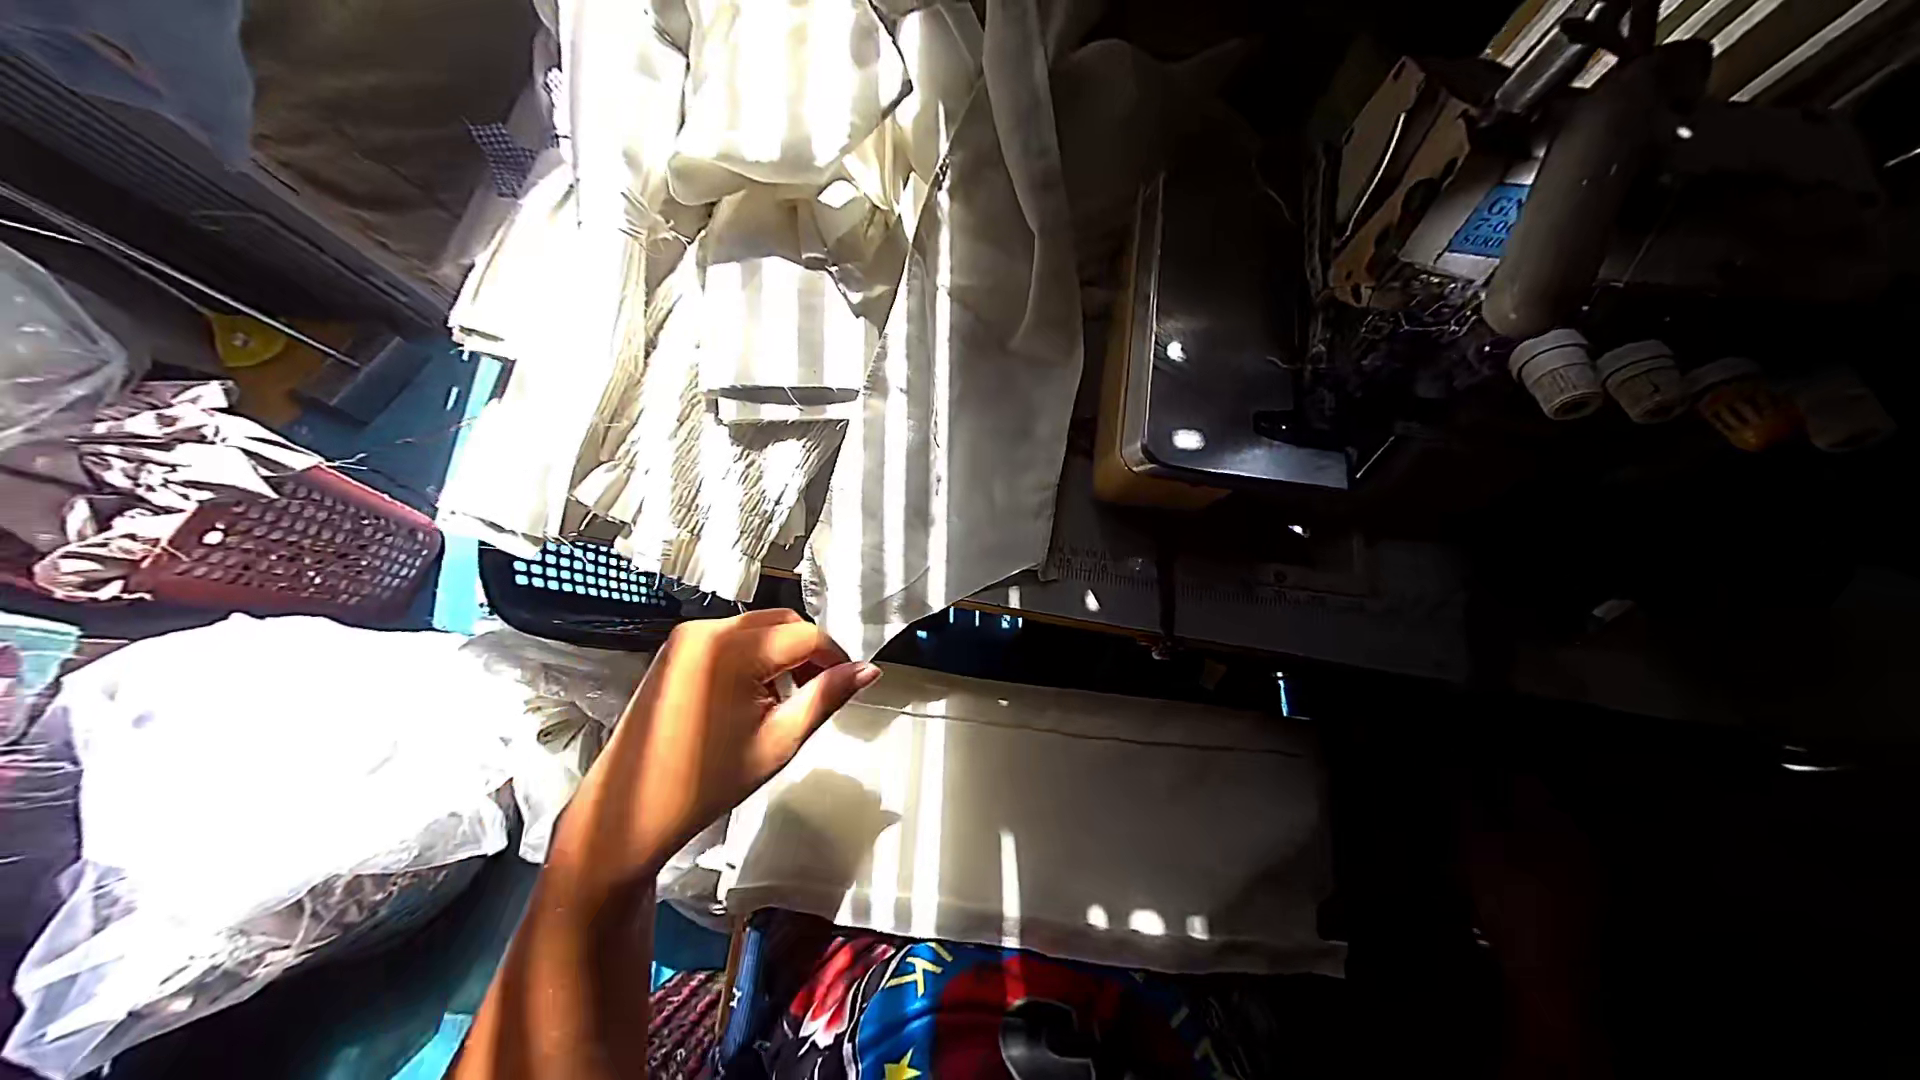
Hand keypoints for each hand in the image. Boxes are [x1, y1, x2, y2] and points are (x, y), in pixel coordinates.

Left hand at [551, 609, 879, 891]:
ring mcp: (686, 639)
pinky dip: (754, 658)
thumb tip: (866, 671)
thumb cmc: (702, 783)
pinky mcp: (675, 650)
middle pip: (783, 623)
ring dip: (782, 655)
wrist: (631, 811)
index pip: (807, 635)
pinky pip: (731, 639)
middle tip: (819, 693)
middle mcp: (706, 632)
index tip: (845, 685)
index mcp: (733, 650)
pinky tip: (752, 698)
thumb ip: (827, 697)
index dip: (835, 658)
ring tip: (783, 703)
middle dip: (809, 653)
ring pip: (758, 629)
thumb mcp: (780, 740)